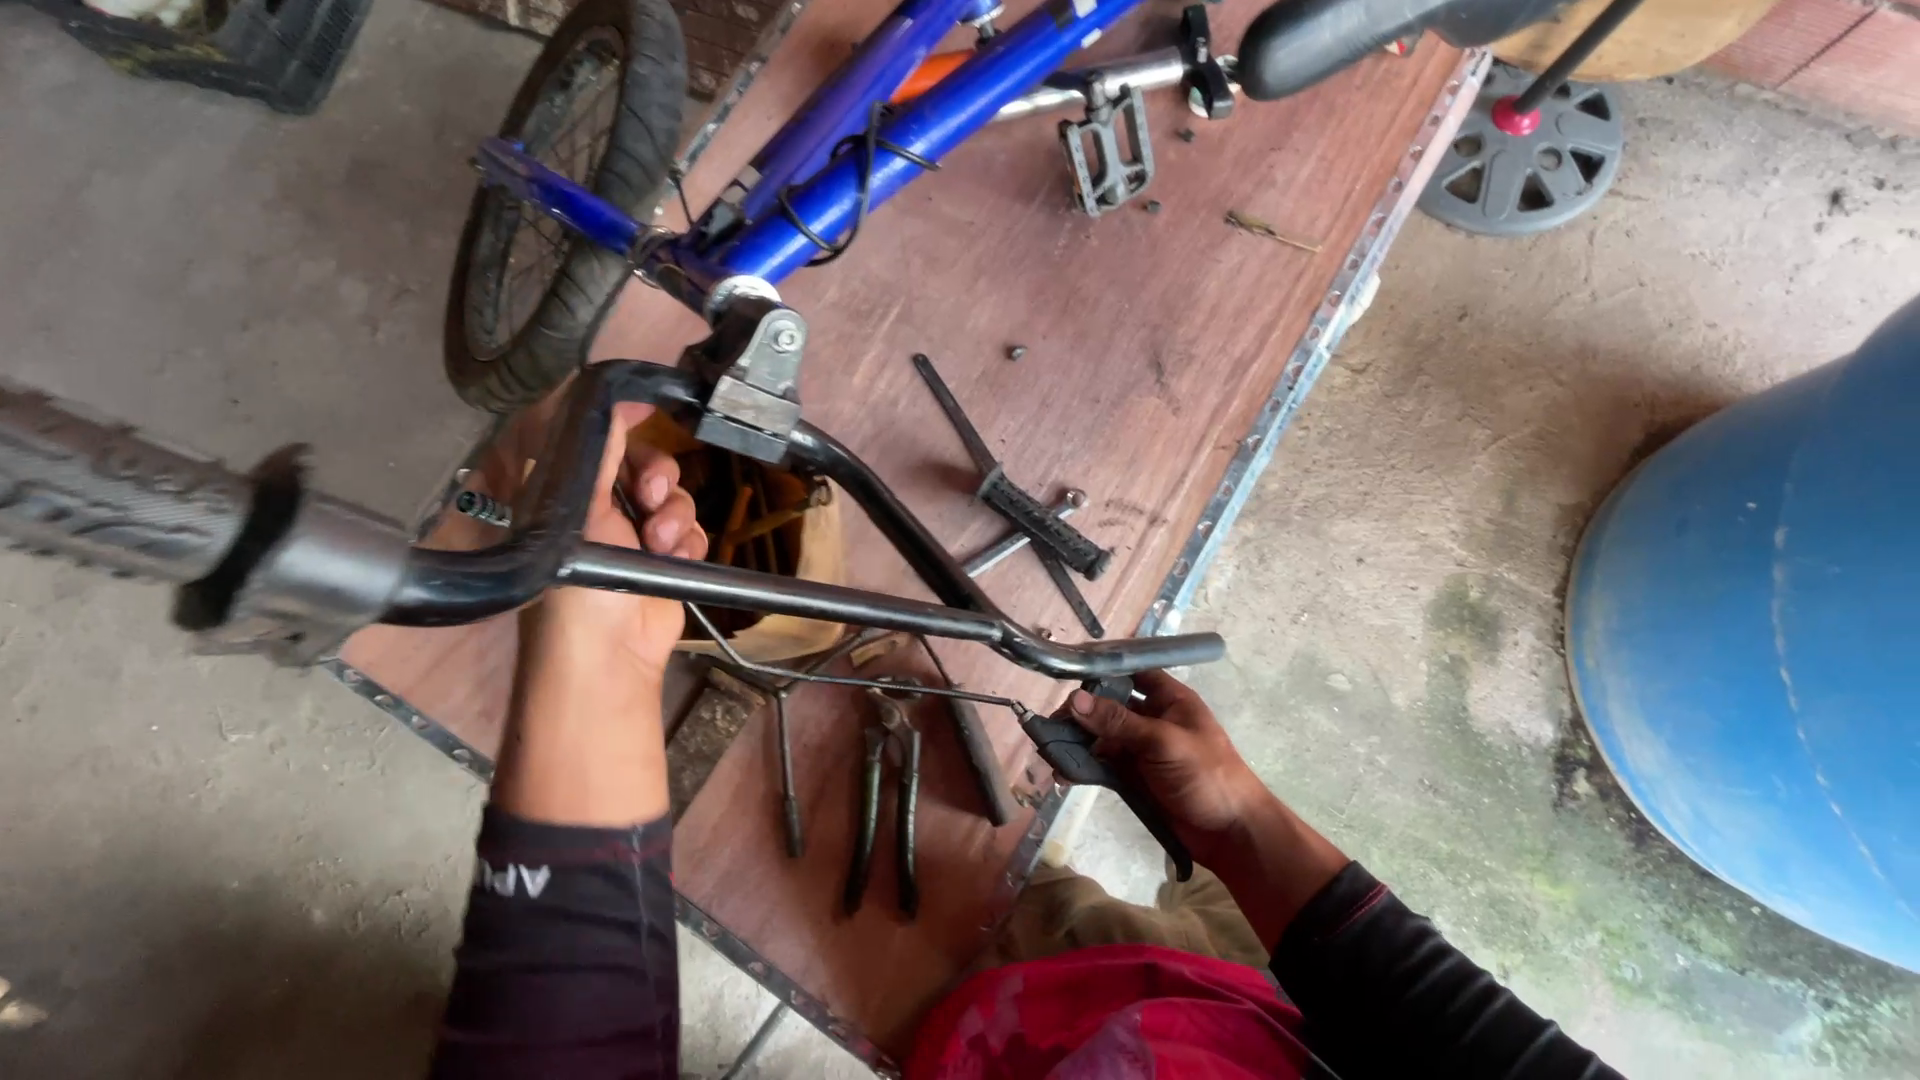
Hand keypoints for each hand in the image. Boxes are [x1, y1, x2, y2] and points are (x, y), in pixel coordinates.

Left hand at [523, 401, 708, 682]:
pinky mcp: (665, 560)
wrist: (609, 652)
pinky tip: (675, 560)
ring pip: (675, 499)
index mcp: (568, 490)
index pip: (602, 441)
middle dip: (658, 479)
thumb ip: (603, 450)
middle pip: (646, 465)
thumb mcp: (584, 506)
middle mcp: (600, 507)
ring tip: (660, 544)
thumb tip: (614, 398)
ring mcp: (635, 535)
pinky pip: (690, 531)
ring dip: (676, 517)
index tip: (654, 412)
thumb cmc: (580, 581)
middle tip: (653, 496)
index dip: (628, 427)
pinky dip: (687, 544)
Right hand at [1064, 670, 1274, 866]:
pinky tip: (1064, 774)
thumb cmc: (1207, 776)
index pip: (1134, 670)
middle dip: (1082, 711)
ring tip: (1050, 750)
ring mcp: (1144, 750)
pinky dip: (1084, 768)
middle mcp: (1154, 719)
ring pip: (1103, 737)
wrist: (1232, 834)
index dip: (1105, 667)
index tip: (1069, 670)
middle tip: (1053, 722)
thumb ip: (1118, 721)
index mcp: (1170, 700)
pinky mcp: (1136, 778)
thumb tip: (1074, 699)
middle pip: (1111, 705)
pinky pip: (1104, 765)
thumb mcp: (1163, 742)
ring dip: (1078, 742)